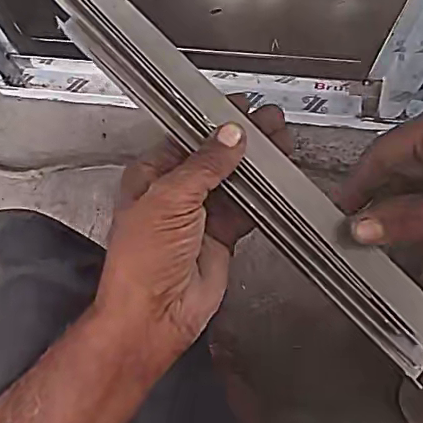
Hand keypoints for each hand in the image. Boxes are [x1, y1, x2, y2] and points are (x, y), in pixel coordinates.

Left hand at [94, 103, 291, 356]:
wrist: (155, 314)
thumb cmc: (142, 262)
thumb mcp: (170, 200)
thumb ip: (204, 165)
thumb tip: (229, 135)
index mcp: (151, 177)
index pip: (187, 138)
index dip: (213, 122)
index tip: (240, 108)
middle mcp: (174, 194)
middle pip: (214, 158)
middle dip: (242, 140)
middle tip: (269, 123)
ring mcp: (198, 216)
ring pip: (233, 182)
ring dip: (256, 166)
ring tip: (280, 145)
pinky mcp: (220, 237)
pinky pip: (245, 210)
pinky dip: (262, 197)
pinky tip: (276, 181)